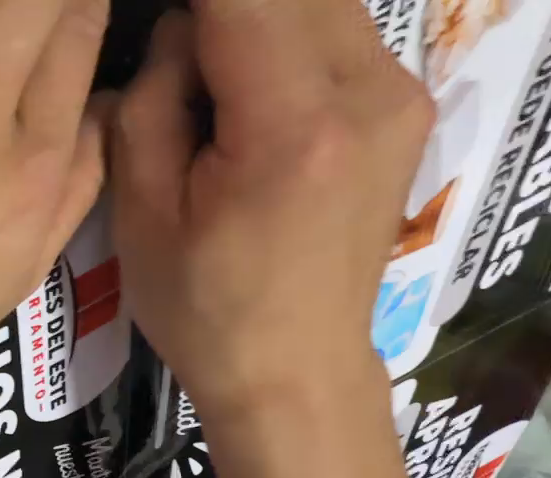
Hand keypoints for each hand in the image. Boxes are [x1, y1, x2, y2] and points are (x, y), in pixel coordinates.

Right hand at [111, 0, 434, 419]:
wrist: (291, 368)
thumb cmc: (201, 310)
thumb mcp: (142, 221)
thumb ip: (151, 111)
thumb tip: (174, 34)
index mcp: (291, 129)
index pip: (242, 1)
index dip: (191, 0)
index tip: (152, 13)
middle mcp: (370, 91)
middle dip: (217, 13)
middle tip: (170, 71)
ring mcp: (403, 93)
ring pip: (320, 4)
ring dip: (251, 24)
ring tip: (199, 90)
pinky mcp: (408, 105)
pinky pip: (341, 35)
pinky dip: (284, 44)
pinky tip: (244, 101)